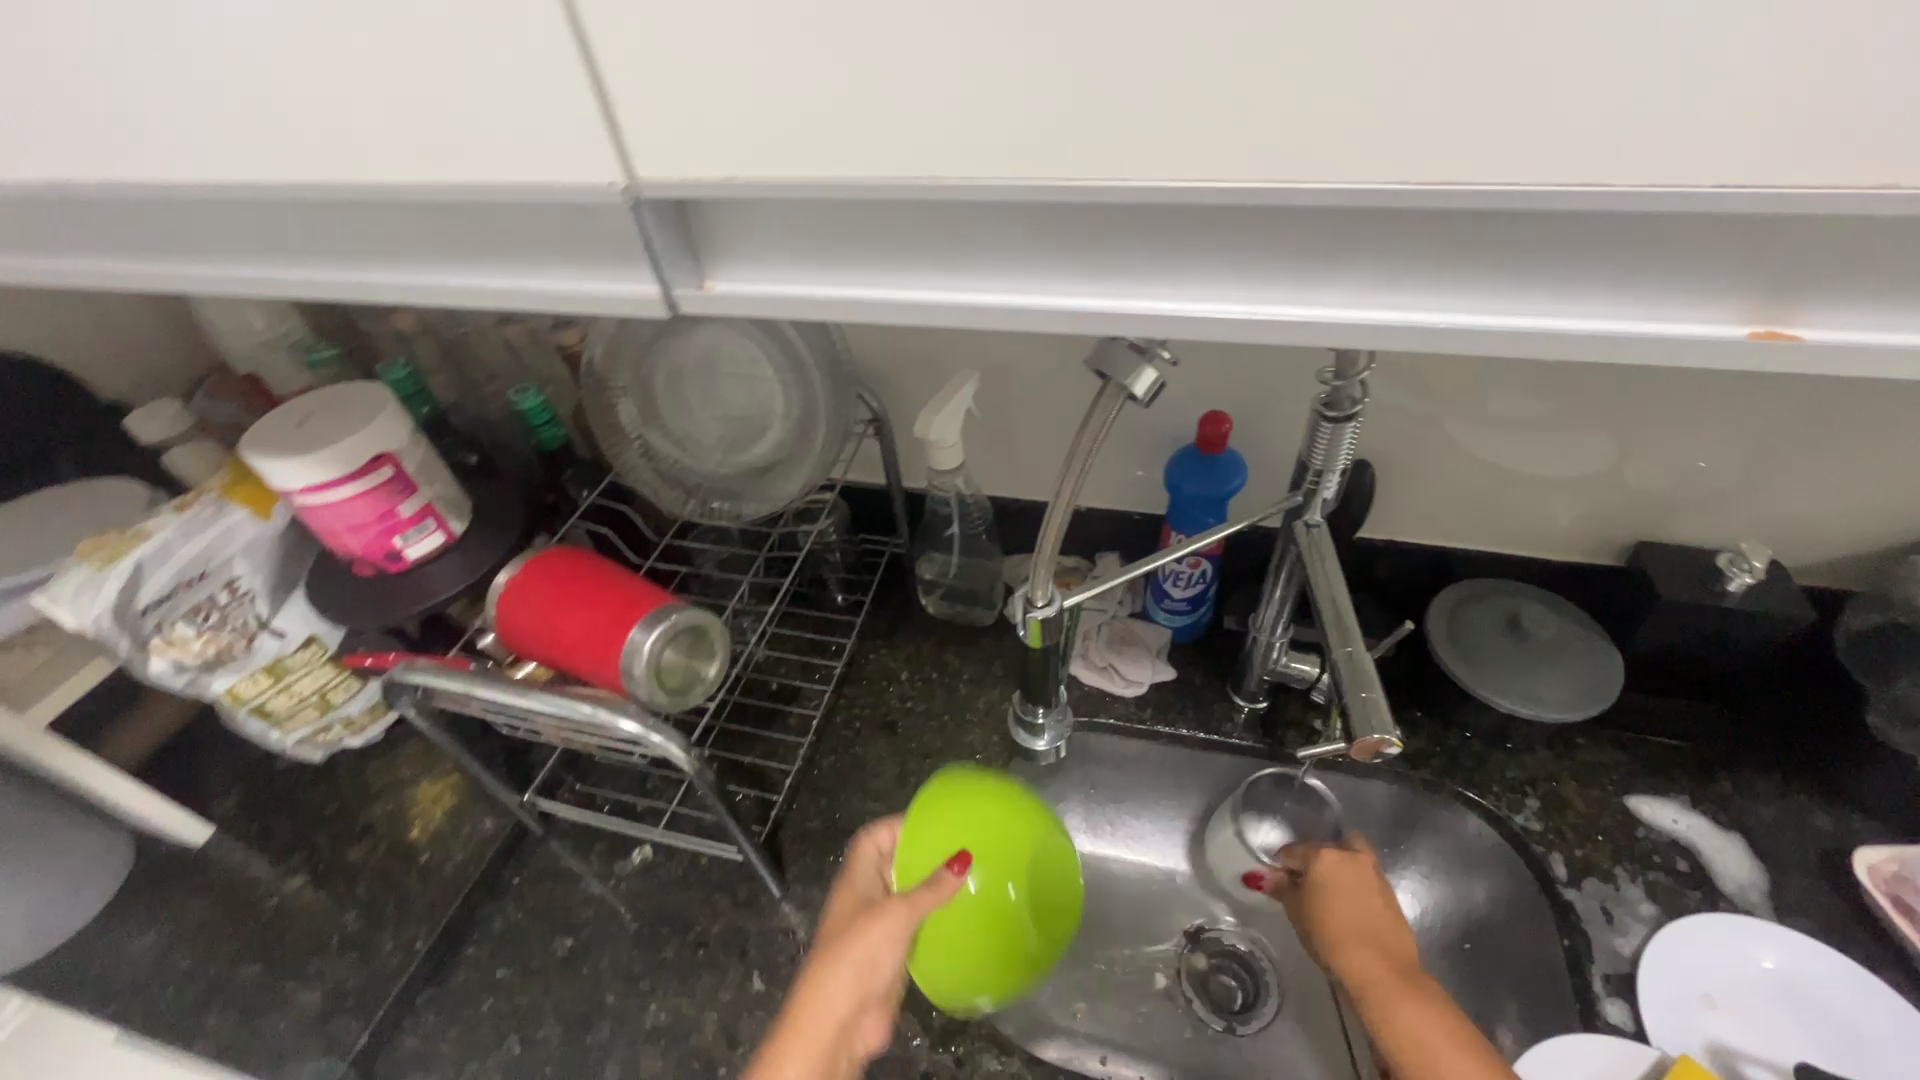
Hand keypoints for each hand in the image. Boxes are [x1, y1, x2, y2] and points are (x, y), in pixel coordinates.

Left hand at [744, 815, 968, 1079]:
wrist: (839, 1020)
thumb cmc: (860, 952)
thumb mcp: (898, 913)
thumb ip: (931, 887)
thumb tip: (964, 857)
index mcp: (857, 876)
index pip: (874, 837)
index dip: (900, 825)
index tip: (937, 822)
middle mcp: (866, 896)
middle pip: (892, 863)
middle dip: (923, 854)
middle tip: (963, 846)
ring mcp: (877, 926)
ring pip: (906, 895)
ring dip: (932, 888)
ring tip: (971, 876)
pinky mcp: (890, 954)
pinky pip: (915, 926)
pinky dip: (934, 917)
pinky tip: (961, 914)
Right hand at [1247, 835, 1421, 990]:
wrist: (1382, 971)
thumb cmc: (1330, 937)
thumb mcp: (1296, 912)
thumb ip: (1281, 888)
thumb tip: (1263, 876)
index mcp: (1323, 854)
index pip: (1292, 851)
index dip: (1280, 866)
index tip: (1277, 882)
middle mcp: (1350, 855)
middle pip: (1325, 848)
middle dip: (1313, 860)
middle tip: (1304, 883)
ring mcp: (1374, 873)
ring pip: (1350, 858)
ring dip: (1338, 868)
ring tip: (1327, 894)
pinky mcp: (1391, 893)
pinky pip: (1365, 878)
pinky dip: (1354, 884)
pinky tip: (1347, 907)